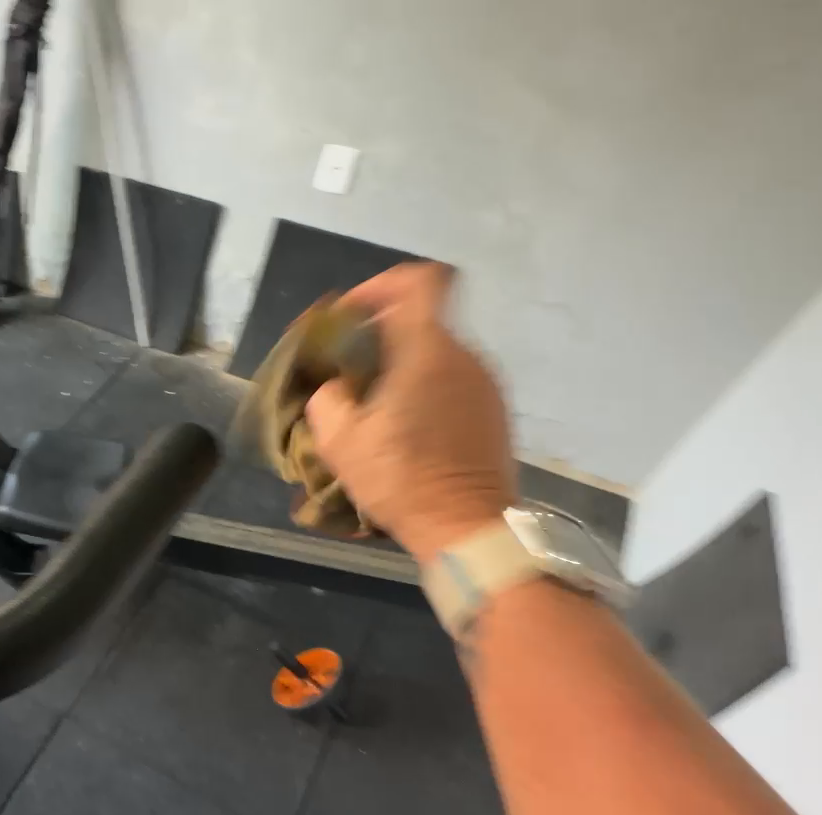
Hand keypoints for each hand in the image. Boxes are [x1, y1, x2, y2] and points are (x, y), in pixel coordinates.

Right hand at [303, 263, 514, 560]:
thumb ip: (328, 397)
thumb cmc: (400, 479)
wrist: (466, 525)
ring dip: (399, 364)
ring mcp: (485, 382)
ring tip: (370, 403)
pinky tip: (401, 426)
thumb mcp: (340, 442)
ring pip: (434, 352)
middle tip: (346, 368)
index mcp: (427, 351)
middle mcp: (464, 355)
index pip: (420, 281)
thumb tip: (337, 385)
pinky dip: (422, 387)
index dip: (381, 284)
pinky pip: (450, 379)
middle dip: (378, 334)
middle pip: (421, 319)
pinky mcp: (493, 409)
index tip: (351, 315)